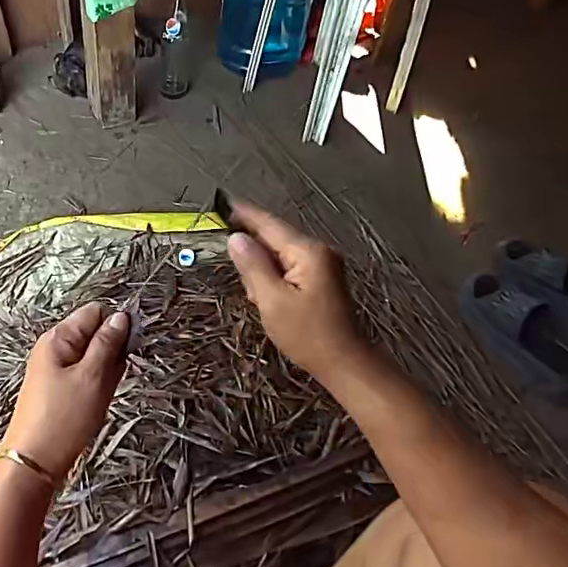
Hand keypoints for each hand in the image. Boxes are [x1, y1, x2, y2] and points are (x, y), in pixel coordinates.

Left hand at [4, 301, 130, 479]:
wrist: (34, 465)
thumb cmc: (62, 420)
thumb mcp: (93, 376)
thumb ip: (108, 343)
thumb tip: (121, 317)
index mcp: (58, 338)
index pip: (95, 312)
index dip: (116, 325)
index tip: (127, 347)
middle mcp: (55, 349)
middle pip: (95, 334)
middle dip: (112, 353)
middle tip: (111, 378)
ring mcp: (57, 370)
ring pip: (94, 359)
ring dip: (106, 373)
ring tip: (101, 395)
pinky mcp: (60, 390)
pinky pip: (88, 378)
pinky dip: (98, 387)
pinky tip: (96, 404)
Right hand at [225, 202, 368, 377]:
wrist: (345, 363)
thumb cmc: (307, 334)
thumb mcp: (272, 301)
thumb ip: (253, 266)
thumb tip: (236, 238)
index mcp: (308, 251)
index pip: (269, 224)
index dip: (244, 215)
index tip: (223, 203)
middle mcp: (318, 251)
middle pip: (274, 239)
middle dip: (253, 256)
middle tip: (247, 287)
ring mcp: (322, 264)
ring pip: (280, 255)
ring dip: (263, 272)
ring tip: (261, 301)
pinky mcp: (321, 278)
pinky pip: (289, 268)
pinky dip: (274, 280)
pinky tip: (271, 301)